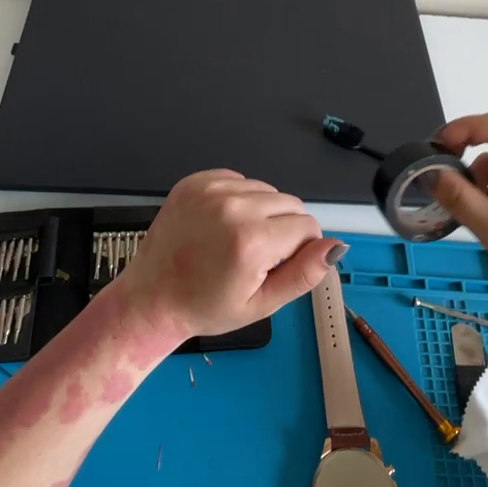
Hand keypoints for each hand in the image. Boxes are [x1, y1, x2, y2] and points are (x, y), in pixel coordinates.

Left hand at [116, 170, 344, 339]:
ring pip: (267, 190)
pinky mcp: (196, 180)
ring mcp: (212, 189)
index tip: (276, 266)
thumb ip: (303, 274)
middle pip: (290, 204)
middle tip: (256, 257)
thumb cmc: (206, 307)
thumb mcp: (261, 303)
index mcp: (252, 240)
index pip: (307, 226)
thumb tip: (336, 246)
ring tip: (237, 240)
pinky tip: (222, 225)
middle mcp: (233, 206)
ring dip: (262, 212)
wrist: (152, 297)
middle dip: (283, 229)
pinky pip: (240, 180)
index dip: (300, 249)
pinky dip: (240, 199)